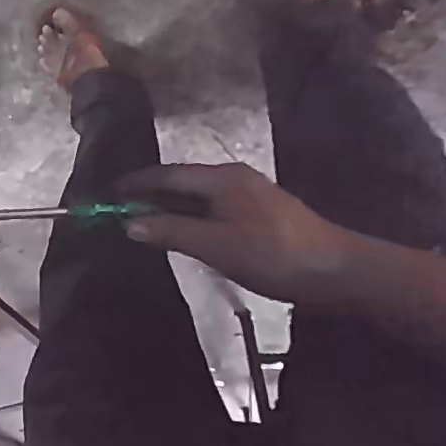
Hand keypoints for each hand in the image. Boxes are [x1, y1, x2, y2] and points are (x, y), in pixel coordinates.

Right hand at [117, 163, 354, 303]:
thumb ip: (170, 232)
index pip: (168, 174)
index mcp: (222, 179)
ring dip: (168, 208)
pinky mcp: (256, 213)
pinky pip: (210, 209)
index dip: (136, 183)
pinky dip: (187, 217)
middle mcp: (232, 179)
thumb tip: (129, 223)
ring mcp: (247, 195)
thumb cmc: (272, 254)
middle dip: (149, 194)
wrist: (337, 271)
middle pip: (181, 183)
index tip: (109, 192)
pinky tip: (178, 231)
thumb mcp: (215, 245)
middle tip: (119, 209)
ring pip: (196, 197)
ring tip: (140, 221)